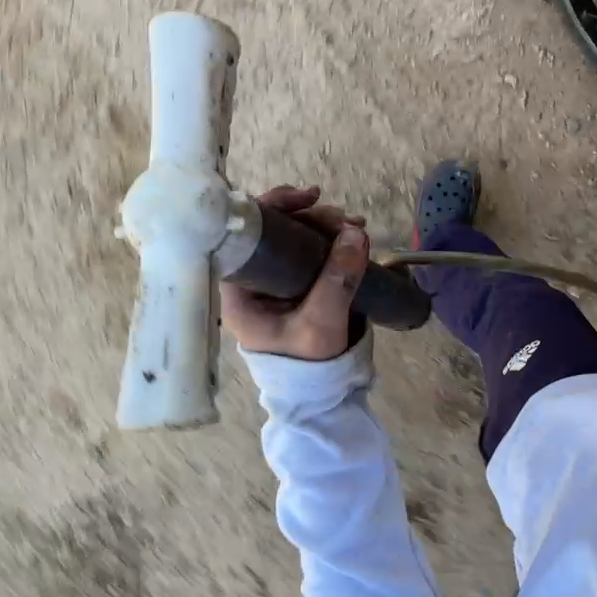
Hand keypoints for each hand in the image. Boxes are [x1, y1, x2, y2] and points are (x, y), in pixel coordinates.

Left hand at [221, 185, 369, 360]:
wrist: (323, 395)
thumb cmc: (310, 363)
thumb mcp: (322, 323)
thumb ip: (337, 279)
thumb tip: (356, 233)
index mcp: (239, 290)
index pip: (244, 233)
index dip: (274, 207)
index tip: (308, 200)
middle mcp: (251, 281)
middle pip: (273, 230)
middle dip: (311, 217)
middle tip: (347, 221)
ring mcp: (274, 282)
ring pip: (293, 237)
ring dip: (324, 225)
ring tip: (357, 227)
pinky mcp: (295, 285)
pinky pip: (307, 251)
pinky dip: (329, 239)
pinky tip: (352, 237)